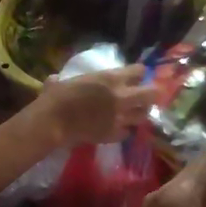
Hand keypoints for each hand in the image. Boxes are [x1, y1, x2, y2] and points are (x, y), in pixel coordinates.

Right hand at [33, 66, 155, 147]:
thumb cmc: (57, 95)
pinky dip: (125, 130)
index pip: (139, 71)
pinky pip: (128, 132)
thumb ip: (68, 80)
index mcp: (111, 78)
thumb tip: (55, 79)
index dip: (139, 73)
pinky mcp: (114, 135)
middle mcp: (121, 96)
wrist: (54, 121)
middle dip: (151, 93)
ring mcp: (120, 117)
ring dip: (140, 113)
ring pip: (143, 115)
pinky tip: (118, 129)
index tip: (136, 75)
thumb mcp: (66, 80)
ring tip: (134, 113)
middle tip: (144, 95)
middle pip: (151, 93)